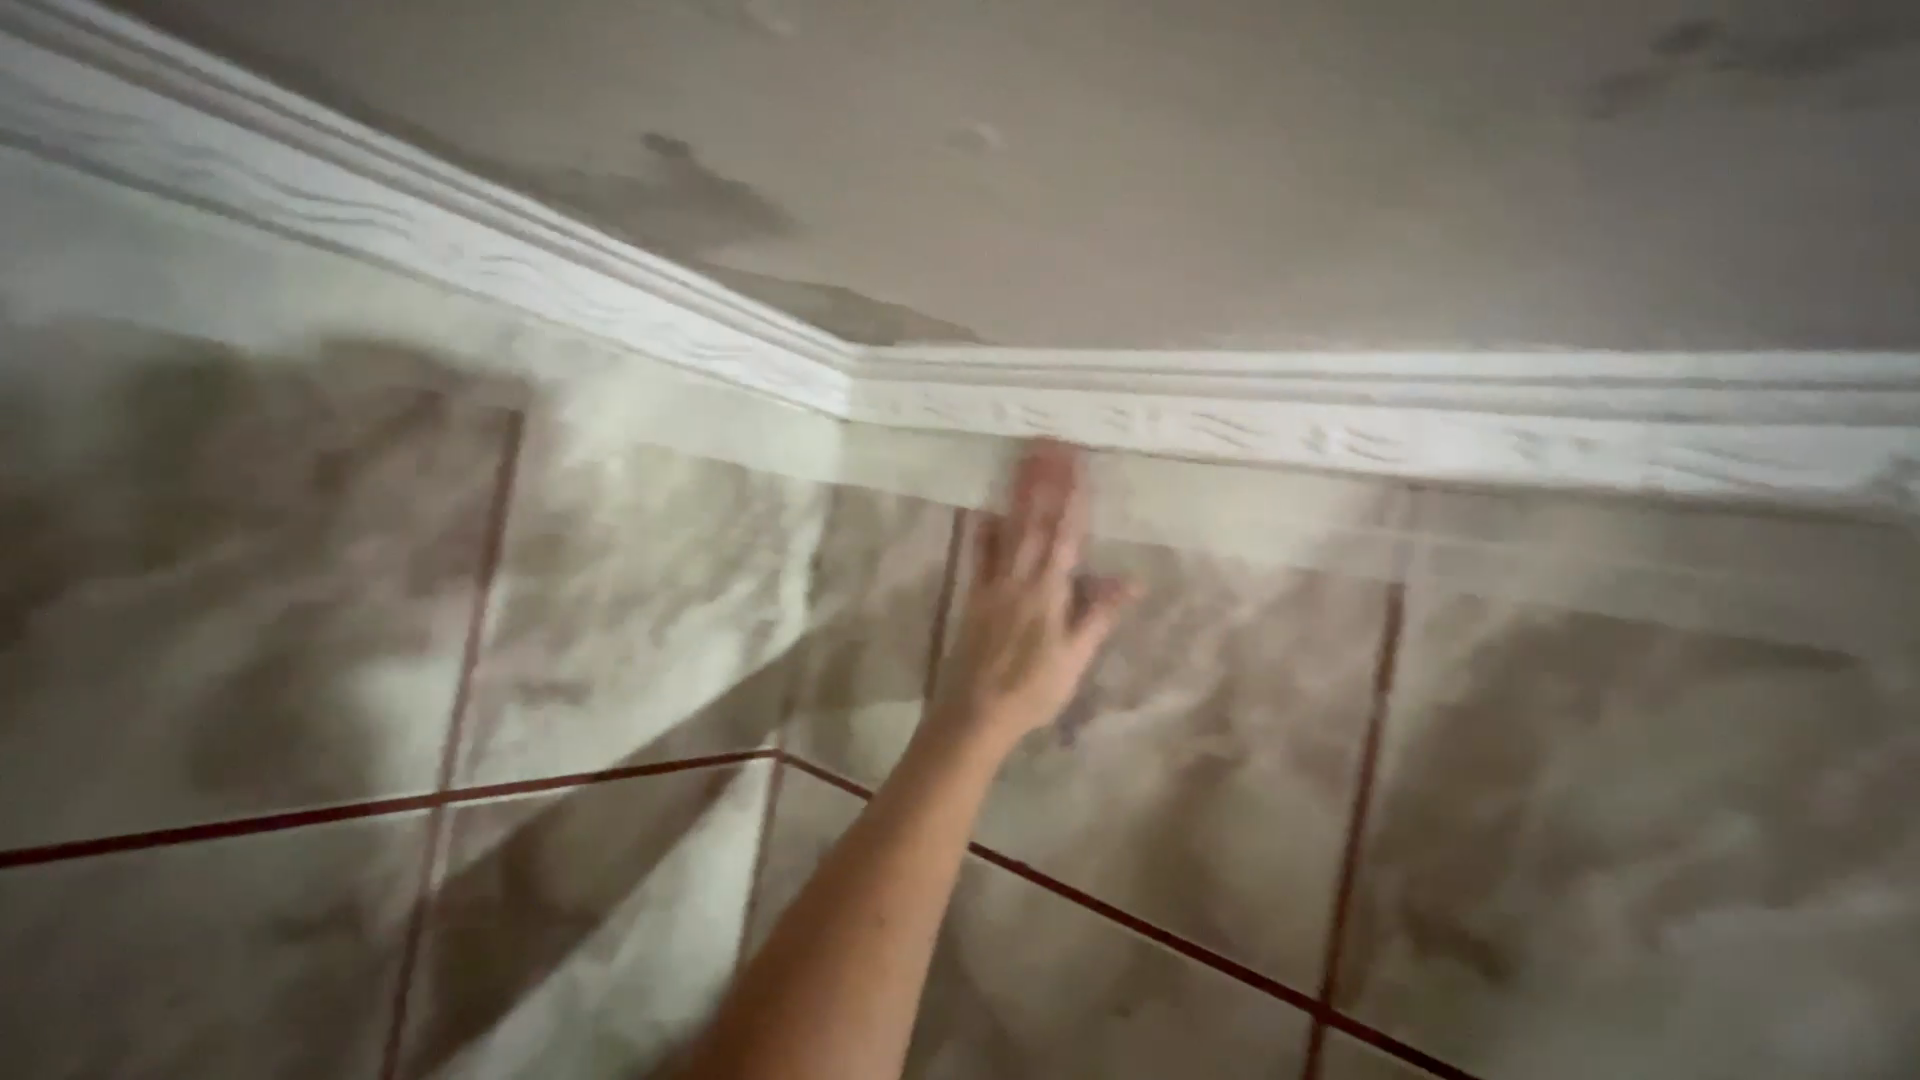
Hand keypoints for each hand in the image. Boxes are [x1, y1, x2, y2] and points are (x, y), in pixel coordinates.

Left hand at [927, 439, 1139, 755]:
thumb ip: (1098, 614)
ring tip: (1023, 461)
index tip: (1076, 462)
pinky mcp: (973, 595)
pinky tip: (983, 510)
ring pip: (1008, 528)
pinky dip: (983, 530)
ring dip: (1018, 493)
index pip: (1065, 533)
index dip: (1071, 496)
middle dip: (1044, 480)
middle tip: (1048, 442)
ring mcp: (993, 583)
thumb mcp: (1075, 656)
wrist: (976, 711)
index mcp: (1049, 590)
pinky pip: (979, 554)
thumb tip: (1133, 579)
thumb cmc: (1033, 689)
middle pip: (1034, 520)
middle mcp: (1019, 577)